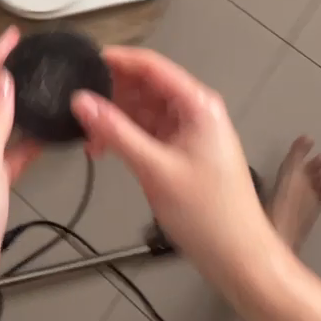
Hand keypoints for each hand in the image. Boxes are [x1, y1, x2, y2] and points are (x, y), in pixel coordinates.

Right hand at [70, 47, 274, 287]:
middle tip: (80, 106)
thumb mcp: (155, 169)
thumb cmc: (210, 216)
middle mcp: (193, 110)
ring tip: (89, 134)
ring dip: (114, 118)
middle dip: (111, 94)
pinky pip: (145, 130)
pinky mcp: (179, 150)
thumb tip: (82, 101)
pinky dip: (124, 136)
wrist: (240, 261)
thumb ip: (116, 132)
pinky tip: (104, 148)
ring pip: (141, 109)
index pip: (150, 65)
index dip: (117, 60)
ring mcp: (186, 130)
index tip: (84, 60)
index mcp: (197, 104)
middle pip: (144, 86)